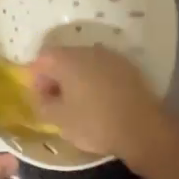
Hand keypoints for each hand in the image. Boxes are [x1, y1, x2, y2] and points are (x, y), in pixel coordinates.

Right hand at [31, 46, 178, 170]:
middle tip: (57, 102)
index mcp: (68, 59)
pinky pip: (104, 70)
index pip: (42, 59)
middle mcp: (89, 50)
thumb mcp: (59, 120)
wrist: (142, 129)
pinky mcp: (129, 68)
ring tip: (79, 103)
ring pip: (85, 63)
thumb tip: (41, 96)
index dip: (36, 78)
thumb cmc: (95, 123)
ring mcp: (111, 57)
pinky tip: (100, 101)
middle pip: (64, 58)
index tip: (41, 99)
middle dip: (57, 77)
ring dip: (78, 79)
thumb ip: (43, 104)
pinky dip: (97, 81)